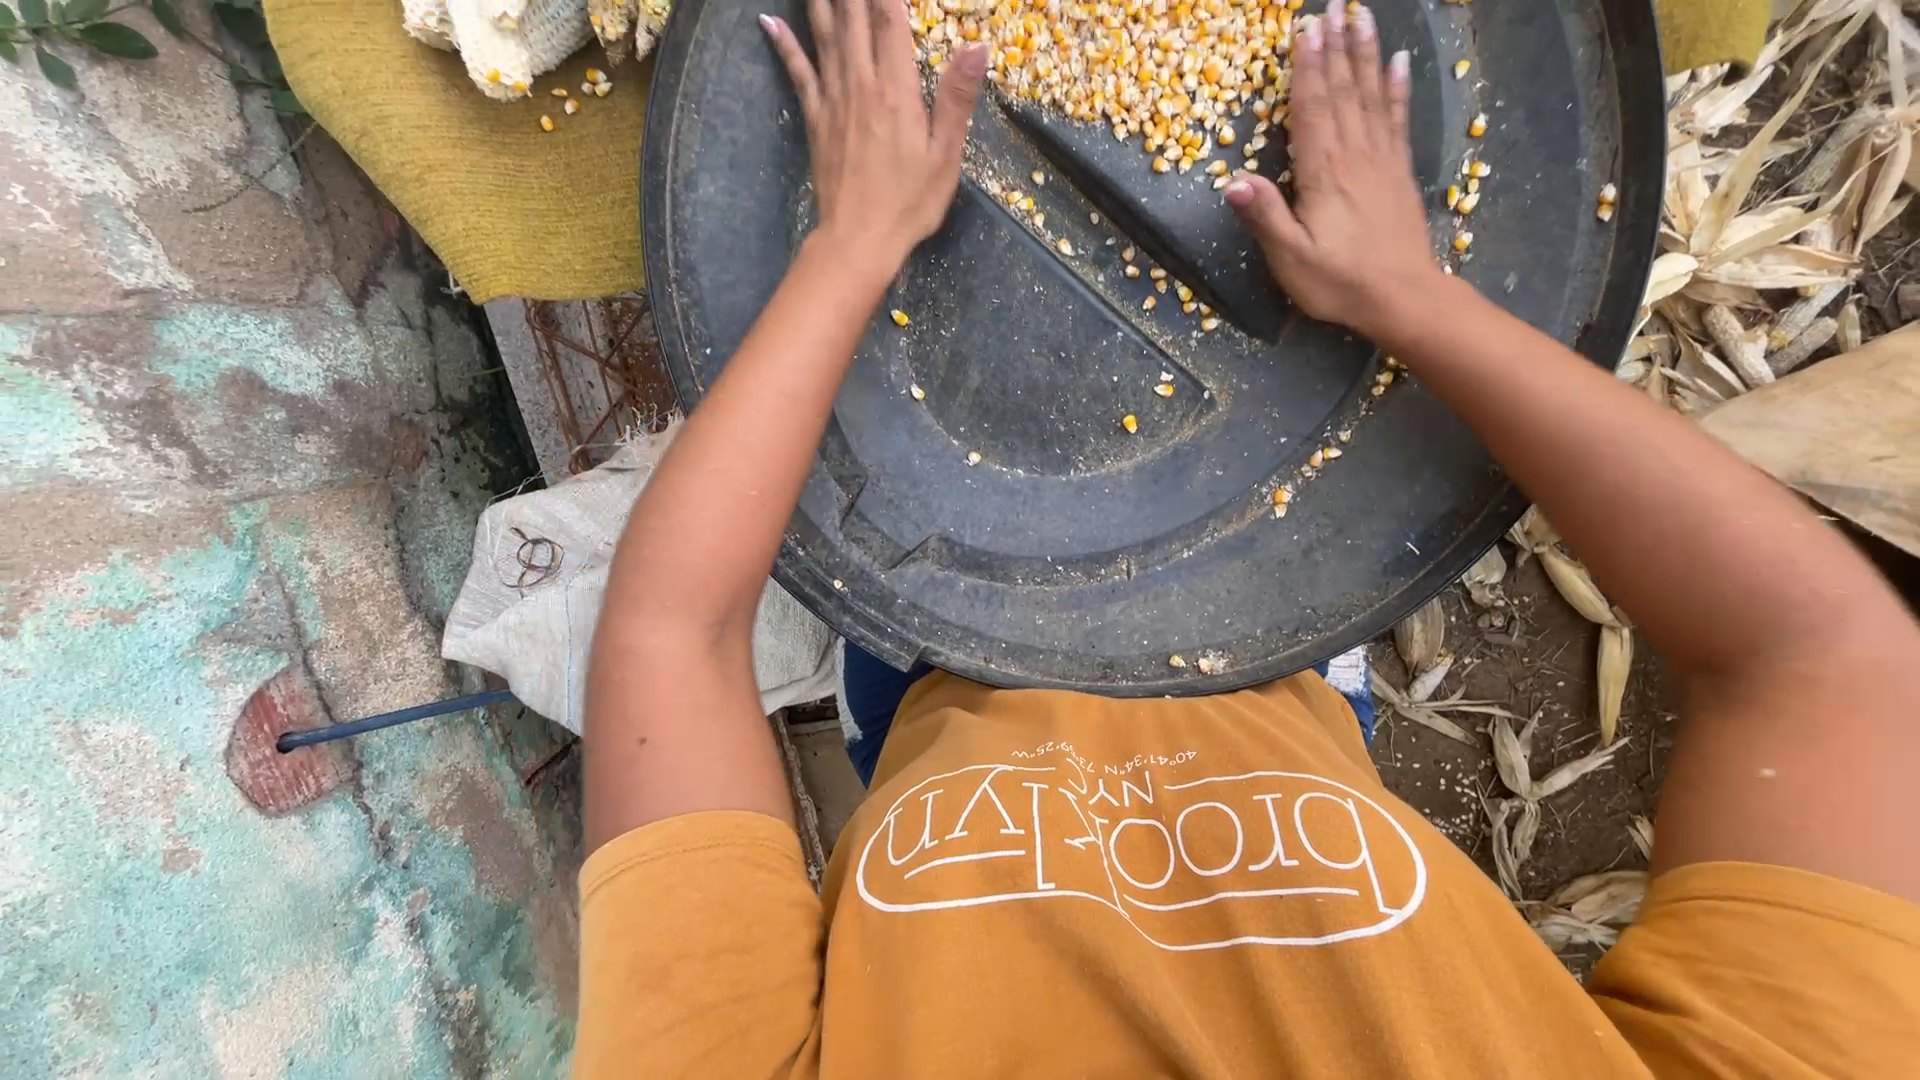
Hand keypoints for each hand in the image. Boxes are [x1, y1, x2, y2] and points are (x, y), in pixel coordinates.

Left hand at [762, 0, 987, 271]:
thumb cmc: (908, 205)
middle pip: (854, 15)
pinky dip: (785, 44)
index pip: (891, 18)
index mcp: (897, 90)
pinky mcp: (816, 120)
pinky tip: (771, 20)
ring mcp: (833, 100)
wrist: (857, 240)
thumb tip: (976, 44)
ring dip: (821, 0)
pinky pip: (799, 72)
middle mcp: (861, 84)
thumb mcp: (945, 157)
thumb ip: (956, 99)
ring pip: (825, 33)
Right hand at [1224, 2, 1442, 338]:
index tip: (1305, 28)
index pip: (1312, 109)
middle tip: (1334, 5)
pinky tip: (1398, 63)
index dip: (1307, 67)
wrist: (1401, 296)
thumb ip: (1264, 216)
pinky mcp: (1399, 173)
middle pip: (1343, 91)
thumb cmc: (1337, 282)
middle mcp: (1354, 156)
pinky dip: (1396, 88)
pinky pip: (1397, 120)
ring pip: (1371, 96)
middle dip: (1336, 47)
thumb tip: (1232, 180)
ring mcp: (1381, 161)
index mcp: (1322, 174)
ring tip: (1362, 15)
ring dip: (1365, 54)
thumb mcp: (1289, 257)